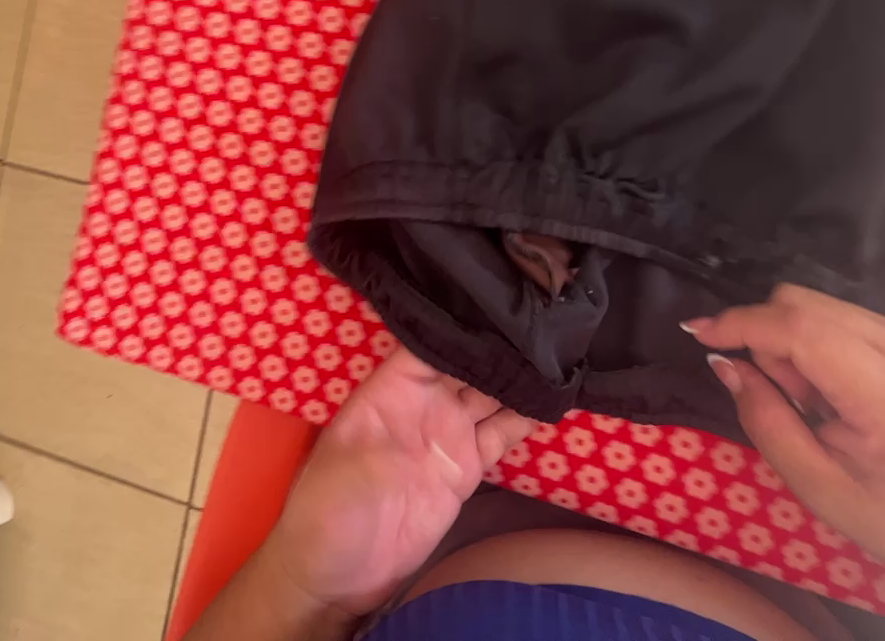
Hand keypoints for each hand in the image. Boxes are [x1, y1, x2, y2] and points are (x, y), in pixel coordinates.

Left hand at [257, 344, 538, 616]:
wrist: (338, 577)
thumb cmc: (328, 513)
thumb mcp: (349, 472)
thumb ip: (394, 437)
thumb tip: (436, 407)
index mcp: (388, 390)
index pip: (427, 344)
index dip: (459, 324)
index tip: (498, 307)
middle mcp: (421, 403)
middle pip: (464, 362)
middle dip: (498, 345)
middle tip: (542, 326)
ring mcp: (445, 434)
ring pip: (489, 394)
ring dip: (517, 378)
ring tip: (557, 356)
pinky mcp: (465, 470)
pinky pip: (500, 435)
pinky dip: (524, 419)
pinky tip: (552, 401)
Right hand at [682, 285, 884, 574]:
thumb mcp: (815, 485)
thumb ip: (763, 417)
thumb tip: (722, 362)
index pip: (798, 328)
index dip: (739, 323)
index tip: (696, 333)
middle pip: (801, 303)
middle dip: (766, 337)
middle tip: (781, 396)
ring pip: (815, 305)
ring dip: (790, 340)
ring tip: (811, 400)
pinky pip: (837, 316)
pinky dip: (814, 342)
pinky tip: (832, 390)